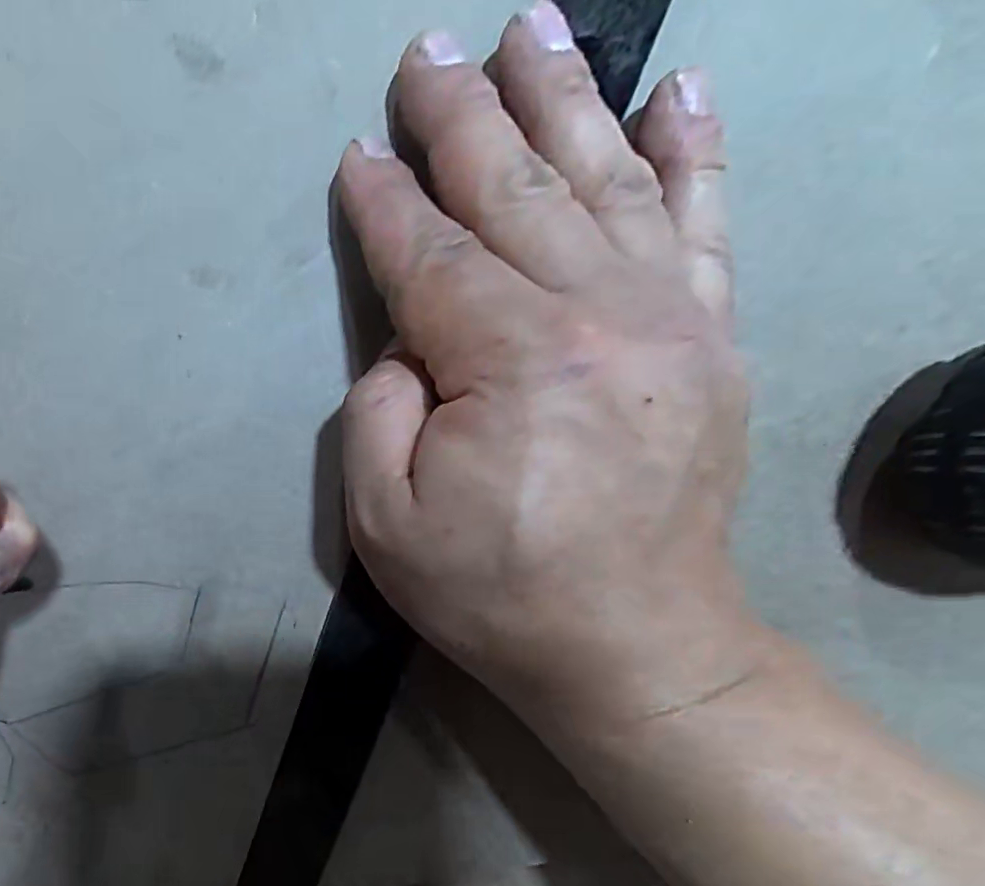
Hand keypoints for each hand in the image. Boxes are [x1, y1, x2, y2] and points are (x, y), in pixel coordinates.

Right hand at [335, 6, 758, 721]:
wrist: (628, 645)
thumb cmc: (486, 588)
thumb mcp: (382, 515)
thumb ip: (378, 410)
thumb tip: (408, 343)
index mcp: (513, 364)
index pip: (431, 258)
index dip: (384, 203)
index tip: (357, 150)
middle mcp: (603, 318)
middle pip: (518, 193)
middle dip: (463, 116)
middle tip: (427, 50)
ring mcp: (671, 321)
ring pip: (610, 181)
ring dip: (564, 98)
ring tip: (534, 27)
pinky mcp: (708, 340)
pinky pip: (702, 222)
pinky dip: (691, 148)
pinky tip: (676, 89)